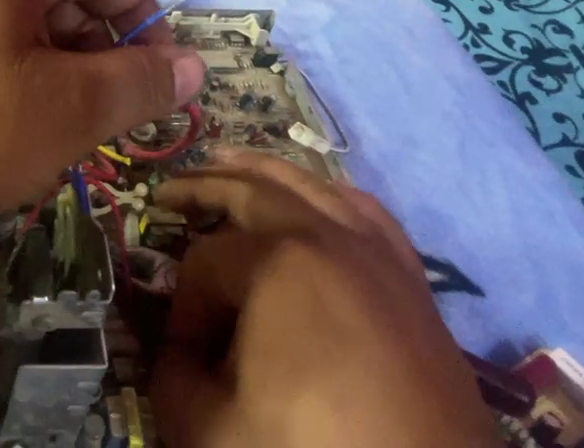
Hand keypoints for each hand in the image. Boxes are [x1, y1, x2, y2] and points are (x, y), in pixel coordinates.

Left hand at [0, 0, 205, 235]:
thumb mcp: (67, 111)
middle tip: (98, 119)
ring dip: (49, 72)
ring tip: (45, 131)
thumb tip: (195, 65)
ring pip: (16, 23)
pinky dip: (3, 77)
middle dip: (93, 53)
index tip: (157, 86)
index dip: (144, 25)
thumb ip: (140, 83)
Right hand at [152, 149, 496, 447]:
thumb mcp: (208, 431)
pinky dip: (328, 193)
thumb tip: (179, 351)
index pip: (205, 262)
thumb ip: (174, 376)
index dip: (183, 306)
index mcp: (277, 263)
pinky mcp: (414, 284)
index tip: (180, 352)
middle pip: (253, 191)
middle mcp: (330, 238)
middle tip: (170, 193)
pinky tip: (314, 198)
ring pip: (312, 184)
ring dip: (263, 172)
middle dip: (204, 190)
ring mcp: (380, 256)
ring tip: (228, 162)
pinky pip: (366, 212)